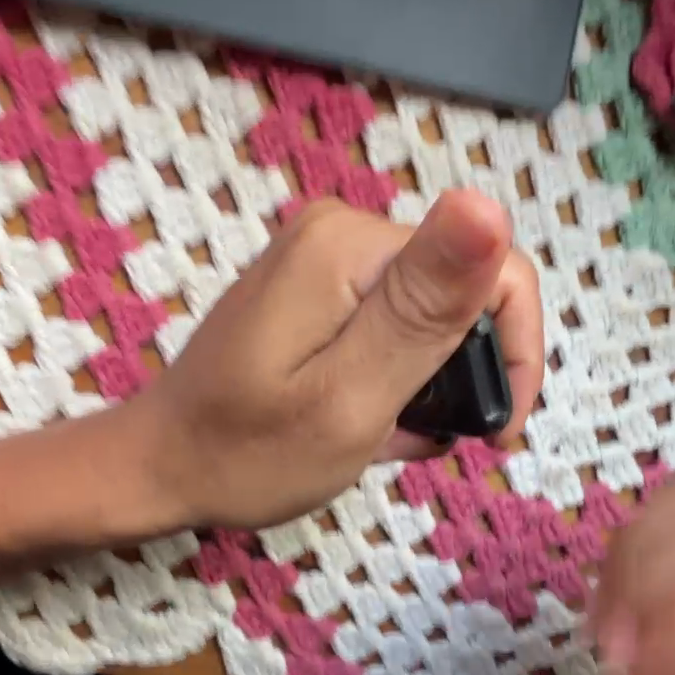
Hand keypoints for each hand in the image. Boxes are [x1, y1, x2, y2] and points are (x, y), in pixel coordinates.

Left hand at [127, 191, 543, 531]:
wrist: (159, 467)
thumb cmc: (249, 453)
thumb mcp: (350, 396)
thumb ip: (423, 309)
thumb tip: (490, 206)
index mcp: (353, 247)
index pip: (493, 269)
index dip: (514, 353)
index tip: (494, 430)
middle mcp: (342, 232)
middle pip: (462, 289)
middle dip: (466, 372)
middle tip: (422, 437)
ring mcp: (326, 258)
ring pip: (432, 311)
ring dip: (432, 382)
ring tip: (393, 436)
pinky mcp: (317, 287)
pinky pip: (392, 321)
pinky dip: (397, 376)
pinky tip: (371, 420)